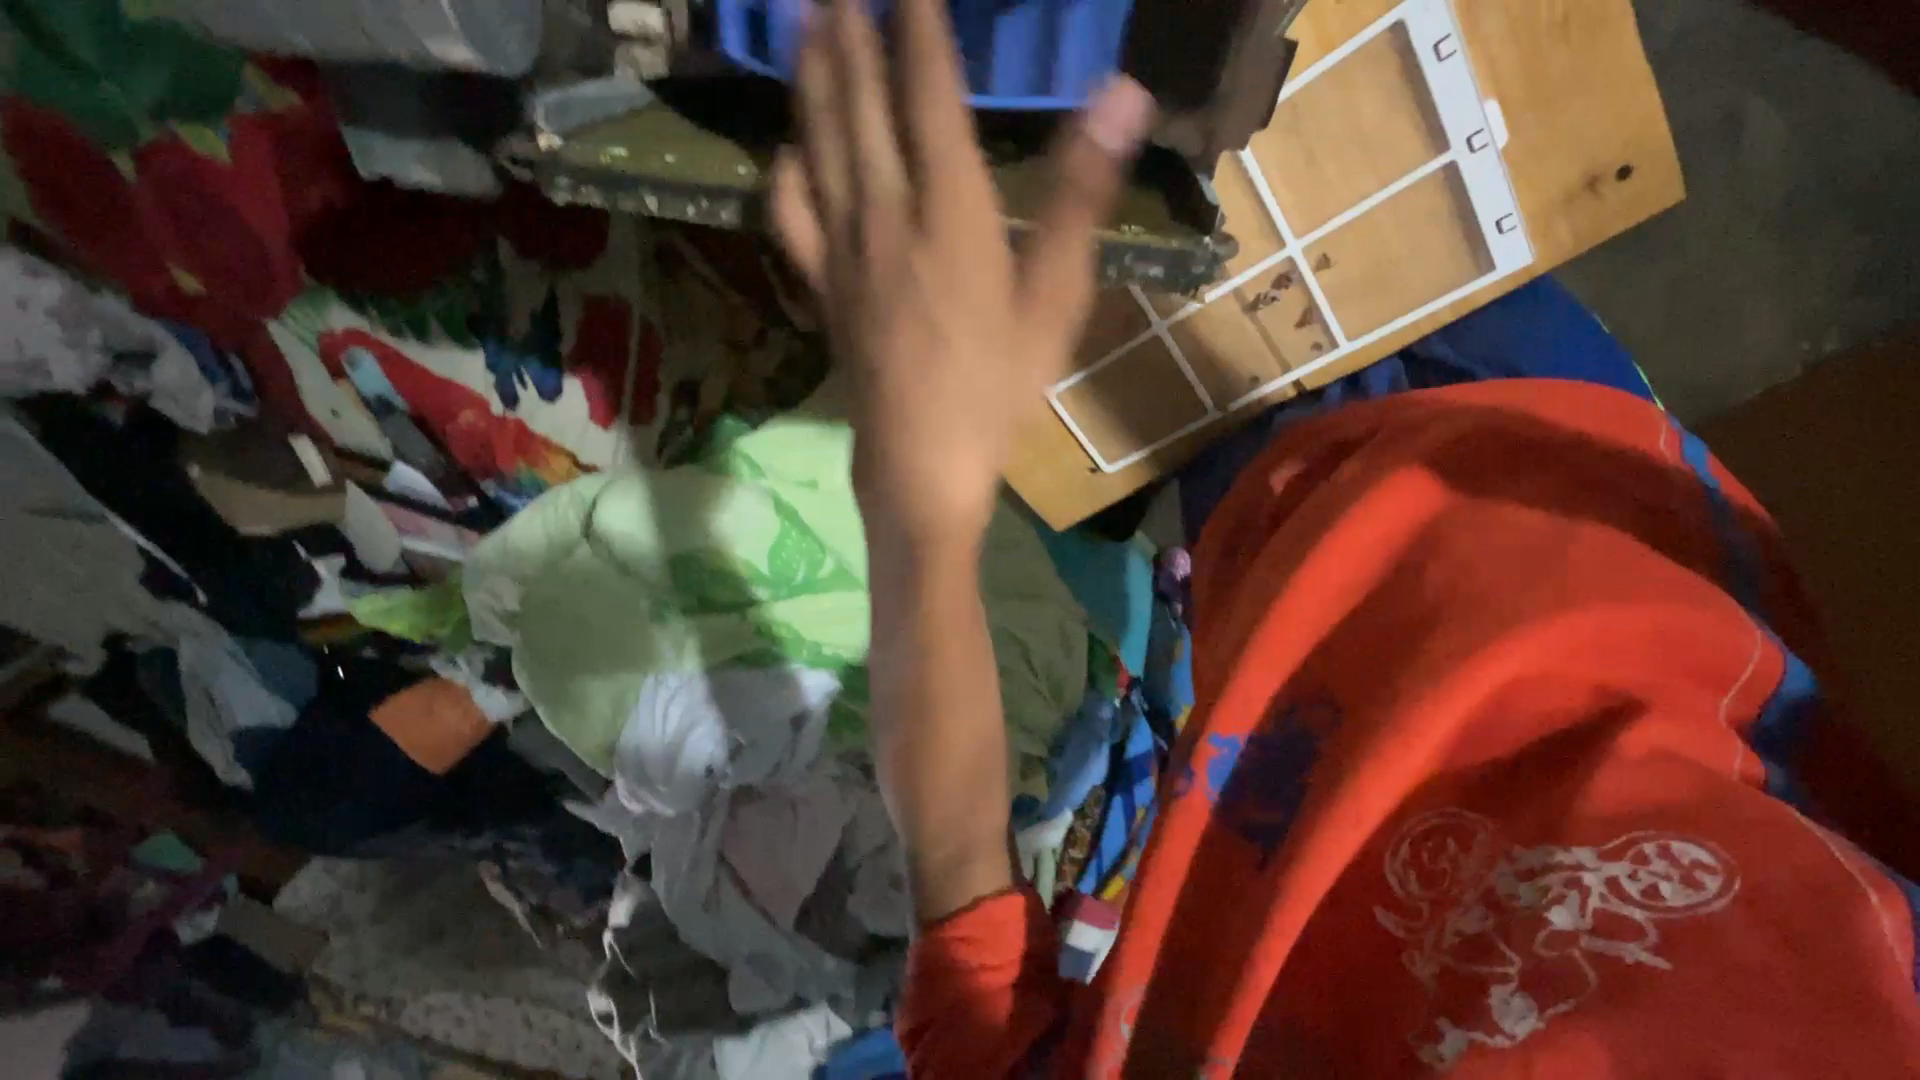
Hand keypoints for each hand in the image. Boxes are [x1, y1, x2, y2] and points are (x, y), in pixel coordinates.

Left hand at [772, 0, 1152, 550]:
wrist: (921, 461)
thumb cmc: (998, 387)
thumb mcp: (1055, 299)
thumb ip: (1078, 194)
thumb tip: (1123, 93)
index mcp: (951, 212)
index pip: (929, 96)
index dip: (919, 29)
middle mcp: (887, 215)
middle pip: (861, 106)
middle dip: (850, 33)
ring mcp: (844, 251)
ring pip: (818, 146)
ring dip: (812, 78)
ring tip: (802, 22)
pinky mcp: (822, 287)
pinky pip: (790, 215)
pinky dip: (787, 170)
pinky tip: (788, 147)